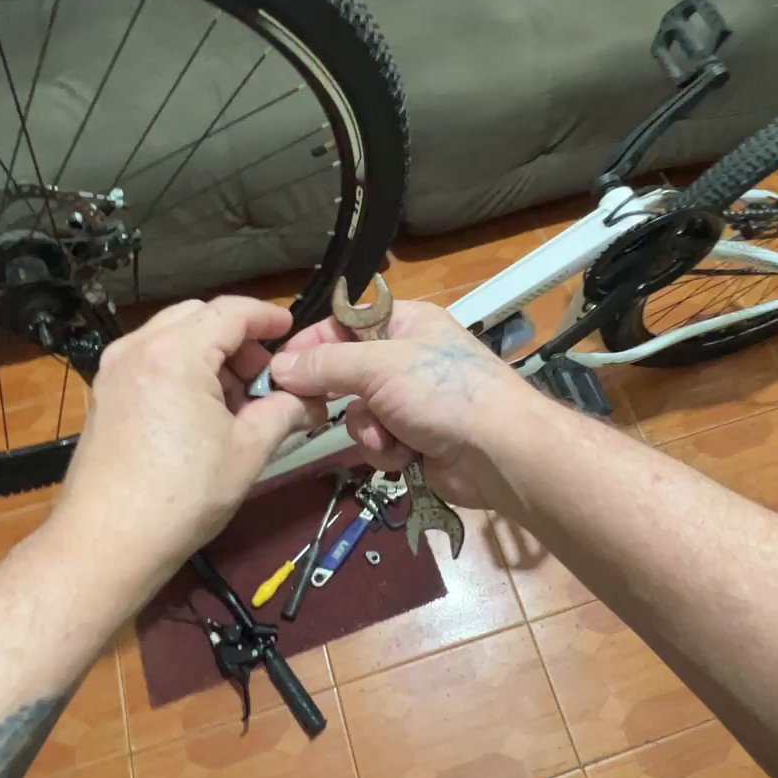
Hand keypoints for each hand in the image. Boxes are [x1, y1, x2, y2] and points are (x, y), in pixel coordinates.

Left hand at [48, 297, 325, 572]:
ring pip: (173, 335)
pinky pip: (152, 359)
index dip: (268, 316)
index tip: (291, 330)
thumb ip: (285, 411)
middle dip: (238, 336)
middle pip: (198, 316)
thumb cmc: (183, 495)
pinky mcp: (105, 394)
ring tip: (238, 398)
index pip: (231, 311)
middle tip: (266, 374)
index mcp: (175, 353)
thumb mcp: (249, 450)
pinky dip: (184, 367)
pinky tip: (204, 409)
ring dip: (211, 352)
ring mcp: (115, 370)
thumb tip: (311, 401)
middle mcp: (138, 348)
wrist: (108, 542)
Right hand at [267, 301, 540, 506]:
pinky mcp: (414, 438)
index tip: (280, 365)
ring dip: (367, 428)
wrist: (497, 452)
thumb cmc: (443, 392)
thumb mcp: (379, 367)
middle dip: (340, 395)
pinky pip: (377, 440)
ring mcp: (412, 401)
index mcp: (407, 323)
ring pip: (358, 412)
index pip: (346, 323)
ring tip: (386, 435)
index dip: (313, 342)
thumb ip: (326, 365)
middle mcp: (407, 357)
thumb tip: (279, 366)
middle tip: (310, 406)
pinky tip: (404, 454)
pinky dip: (386, 449)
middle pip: (347, 371)